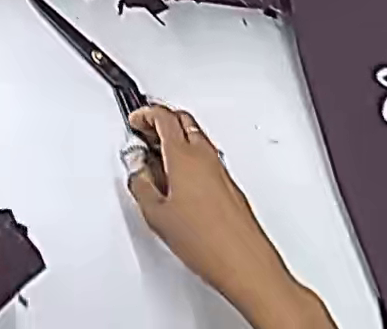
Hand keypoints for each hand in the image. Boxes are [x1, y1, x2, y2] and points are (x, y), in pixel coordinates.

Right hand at [127, 106, 336, 328]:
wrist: (250, 272)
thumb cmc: (209, 244)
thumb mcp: (156, 214)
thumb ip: (140, 184)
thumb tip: (137, 171)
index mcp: (184, 156)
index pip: (163, 117)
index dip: (145, 114)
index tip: (135, 121)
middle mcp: (206, 158)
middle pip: (184, 120)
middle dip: (162, 119)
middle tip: (146, 130)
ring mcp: (223, 173)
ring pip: (198, 138)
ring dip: (178, 138)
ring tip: (160, 155)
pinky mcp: (233, 190)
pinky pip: (209, 159)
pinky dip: (192, 157)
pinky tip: (181, 180)